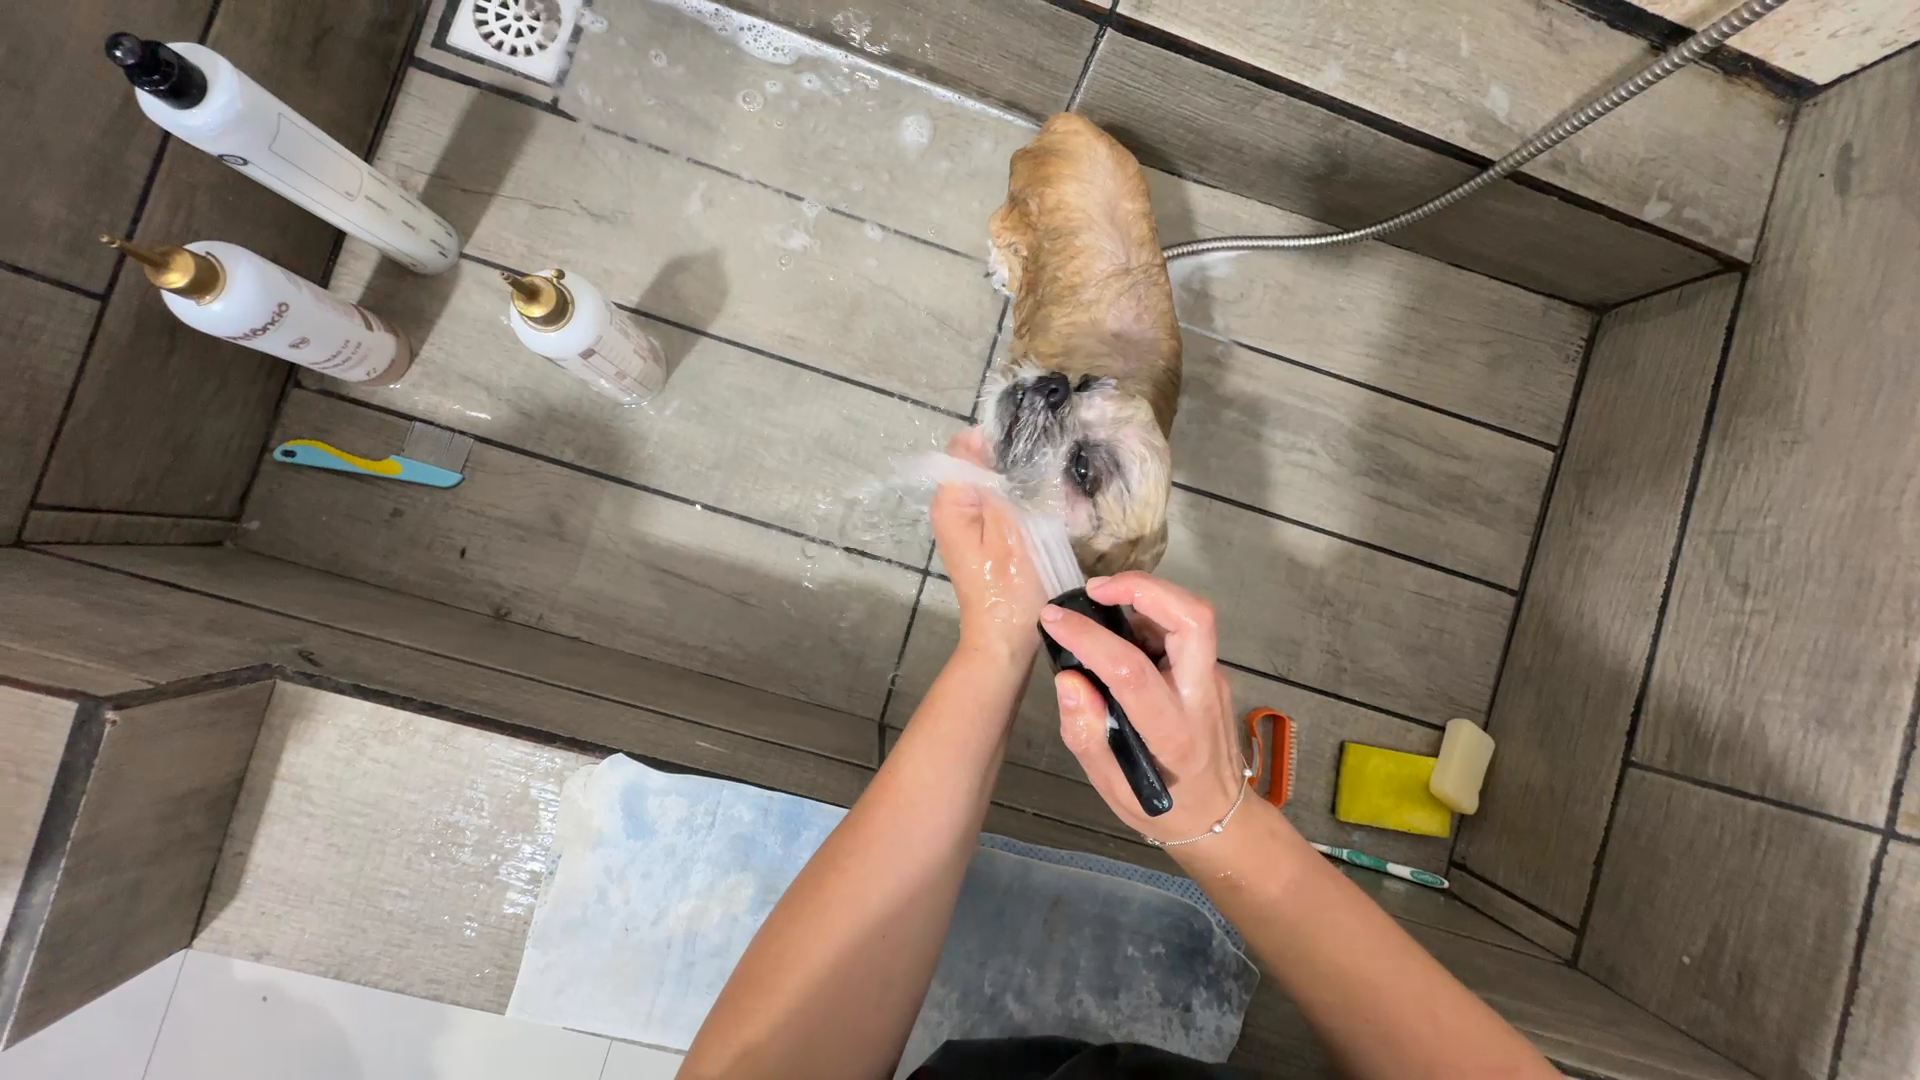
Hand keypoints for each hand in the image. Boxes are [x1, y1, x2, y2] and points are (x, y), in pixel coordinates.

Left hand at [932, 429, 1047, 661]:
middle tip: (1046, 478)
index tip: (1029, 450)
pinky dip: (1019, 503)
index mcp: (950, 502)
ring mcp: (964, 522)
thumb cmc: (1012, 587)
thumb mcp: (1009, 529)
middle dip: (1012, 464)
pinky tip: (1041, 514)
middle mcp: (949, 508)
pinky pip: (997, 504)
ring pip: (992, 483)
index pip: (964, 448)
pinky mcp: (980, 535)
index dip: (996, 443)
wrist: (1006, 638)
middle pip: (979, 464)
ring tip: (1049, 496)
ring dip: (1020, 485)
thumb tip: (978, 437)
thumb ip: (993, 482)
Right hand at [1043, 572, 1247, 844]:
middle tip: (1095, 589)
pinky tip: (1121, 628)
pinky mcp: (1213, 671)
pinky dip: (1151, 614)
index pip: (1132, 671)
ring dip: (1148, 595)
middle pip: (1193, 620)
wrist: (1222, 817)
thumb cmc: (1162, 806)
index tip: (1053, 620)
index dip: (1089, 638)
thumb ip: (1086, 735)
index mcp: (1172, 733)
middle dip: (1144, 589)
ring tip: (1102, 602)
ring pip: (1194, 616)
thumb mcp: (1111, 789)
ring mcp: (1214, 680)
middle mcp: (1201, 697)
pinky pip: (1184, 629)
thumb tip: (1068, 679)